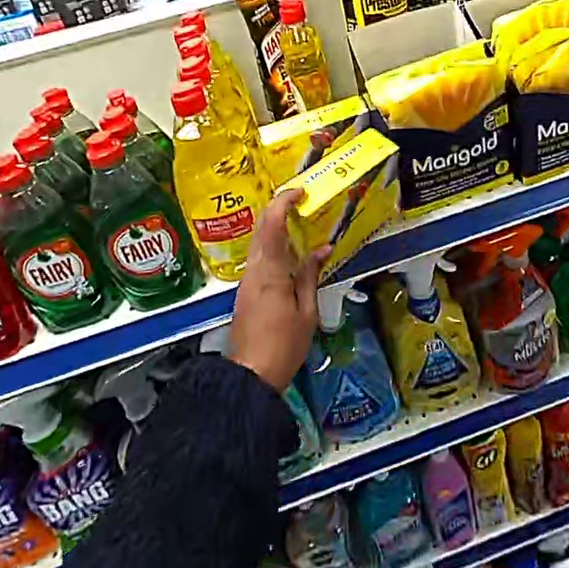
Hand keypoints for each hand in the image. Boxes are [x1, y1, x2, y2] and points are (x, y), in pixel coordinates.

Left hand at [229, 188, 328, 391]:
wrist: (250, 375)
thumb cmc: (284, 345)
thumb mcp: (307, 312)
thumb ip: (311, 276)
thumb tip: (322, 249)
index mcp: (270, 272)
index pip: (272, 225)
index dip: (284, 202)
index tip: (301, 192)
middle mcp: (254, 270)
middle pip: (261, 228)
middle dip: (278, 208)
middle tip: (301, 201)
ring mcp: (246, 280)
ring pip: (259, 242)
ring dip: (275, 226)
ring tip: (300, 222)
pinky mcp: (246, 290)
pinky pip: (259, 257)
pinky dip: (274, 245)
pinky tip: (290, 252)